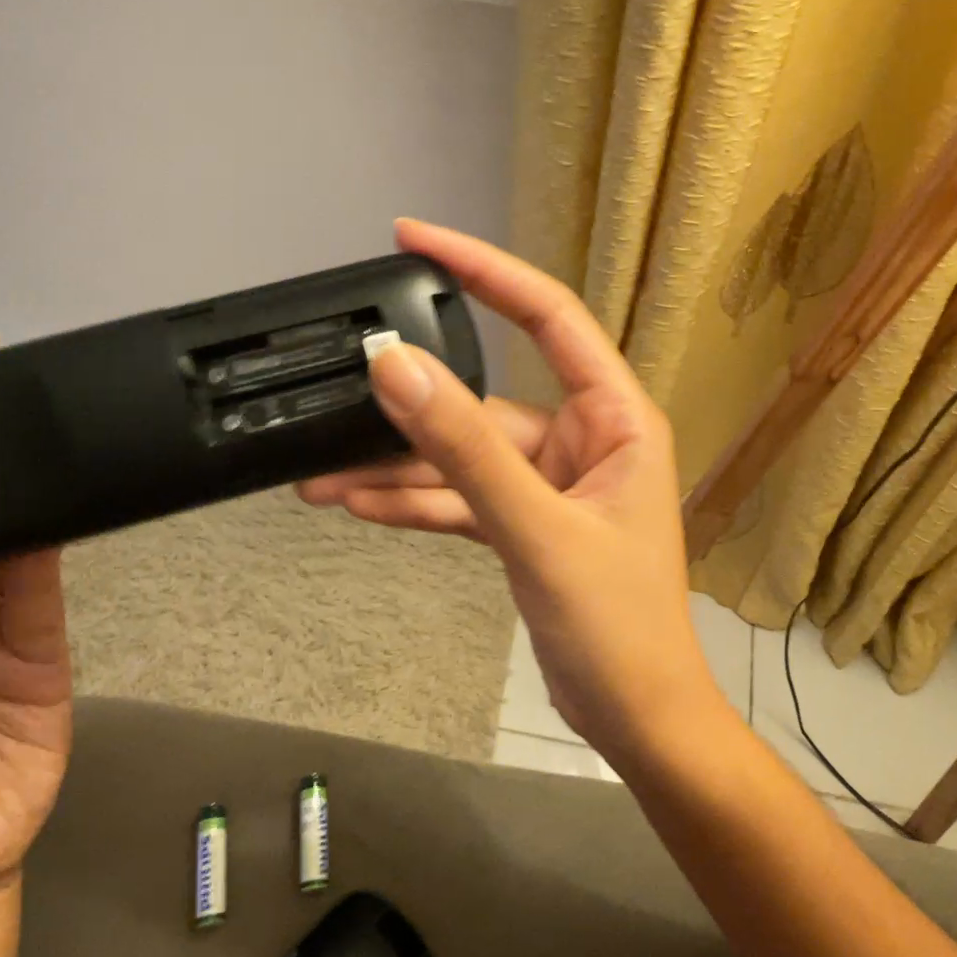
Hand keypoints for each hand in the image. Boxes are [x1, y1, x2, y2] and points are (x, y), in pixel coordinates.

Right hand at [298, 220, 714, 748]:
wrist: (637, 716)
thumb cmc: (619, 628)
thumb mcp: (538, 531)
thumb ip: (466, 451)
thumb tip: (396, 368)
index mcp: (615, 419)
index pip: (548, 316)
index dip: (483, 270)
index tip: (413, 241)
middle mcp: (584, 440)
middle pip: (486, 401)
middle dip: (412, 409)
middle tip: (335, 388)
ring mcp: (553, 485)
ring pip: (464, 457)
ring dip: (398, 467)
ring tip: (319, 472)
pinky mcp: (528, 525)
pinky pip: (464, 499)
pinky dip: (417, 503)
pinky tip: (357, 503)